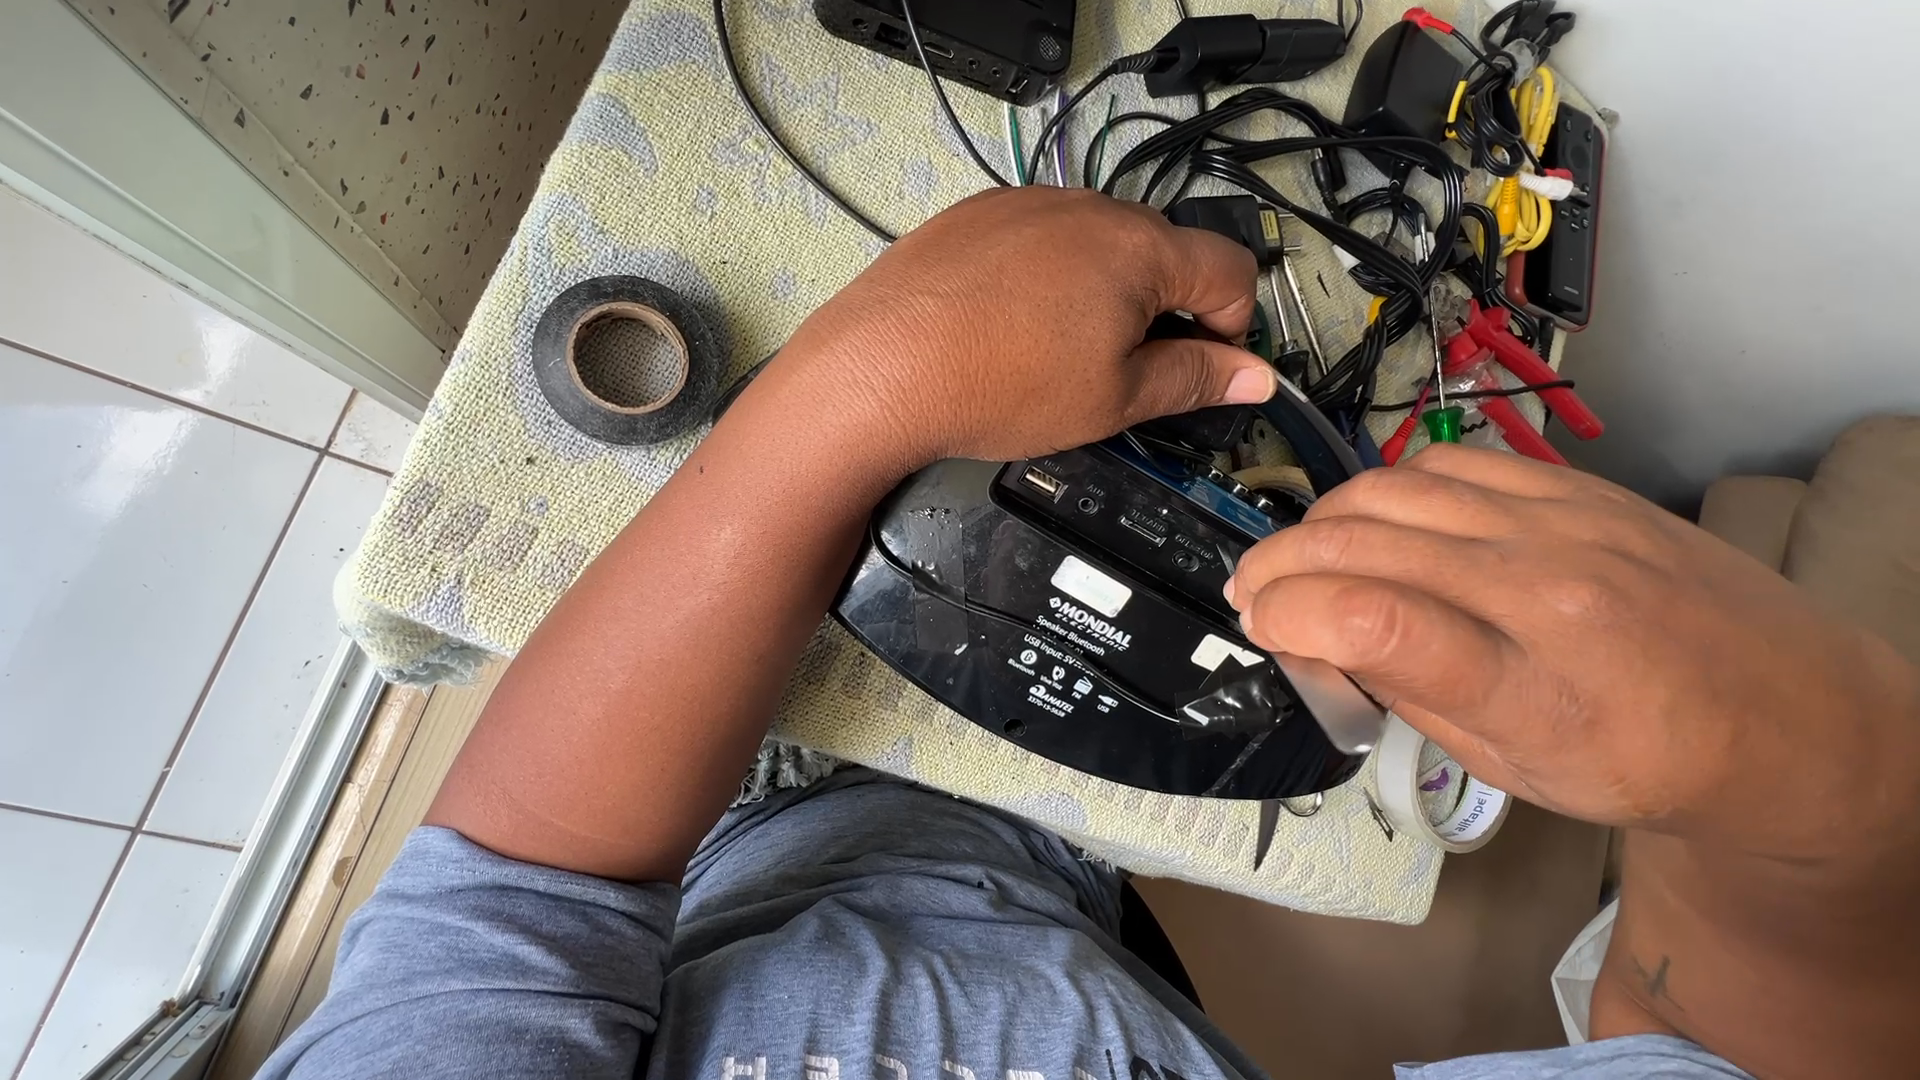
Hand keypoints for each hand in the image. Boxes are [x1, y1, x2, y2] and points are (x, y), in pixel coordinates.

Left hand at [772, 186, 1276, 467]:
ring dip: (1100, 293)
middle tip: (1122, 370)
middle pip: (1160, 252)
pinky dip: (1043, 279)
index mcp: (1138, 248)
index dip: (1231, 325)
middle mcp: (1086, 207)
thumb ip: (1192, 379)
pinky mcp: (974, 215)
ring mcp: (1023, 203)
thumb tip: (1254, 378)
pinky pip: (1036, 240)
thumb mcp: (1111, 399)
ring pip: (1094, 245)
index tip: (1205, 365)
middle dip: (1161, 309)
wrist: (880, 369)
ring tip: (1054, 351)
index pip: (1228, 268)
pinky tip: (1008, 325)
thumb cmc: (1002, 387)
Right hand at [1224, 445, 1919, 860]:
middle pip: (1361, 540)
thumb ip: (1398, 690)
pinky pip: (1443, 463)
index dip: (1287, 613)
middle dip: (1277, 565)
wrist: (1795, 716)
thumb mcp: (1504, 766)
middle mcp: (1546, 588)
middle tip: (1252, 592)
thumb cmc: (1638, 764)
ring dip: (1319, 523)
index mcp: (1530, 689)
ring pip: (1387, 489)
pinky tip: (1378, 523)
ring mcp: (1564, 522)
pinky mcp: (1574, 487)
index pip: (1373, 620)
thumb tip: (1312, 635)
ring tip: (1303, 556)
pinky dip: (1384, 492)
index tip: (1262, 627)